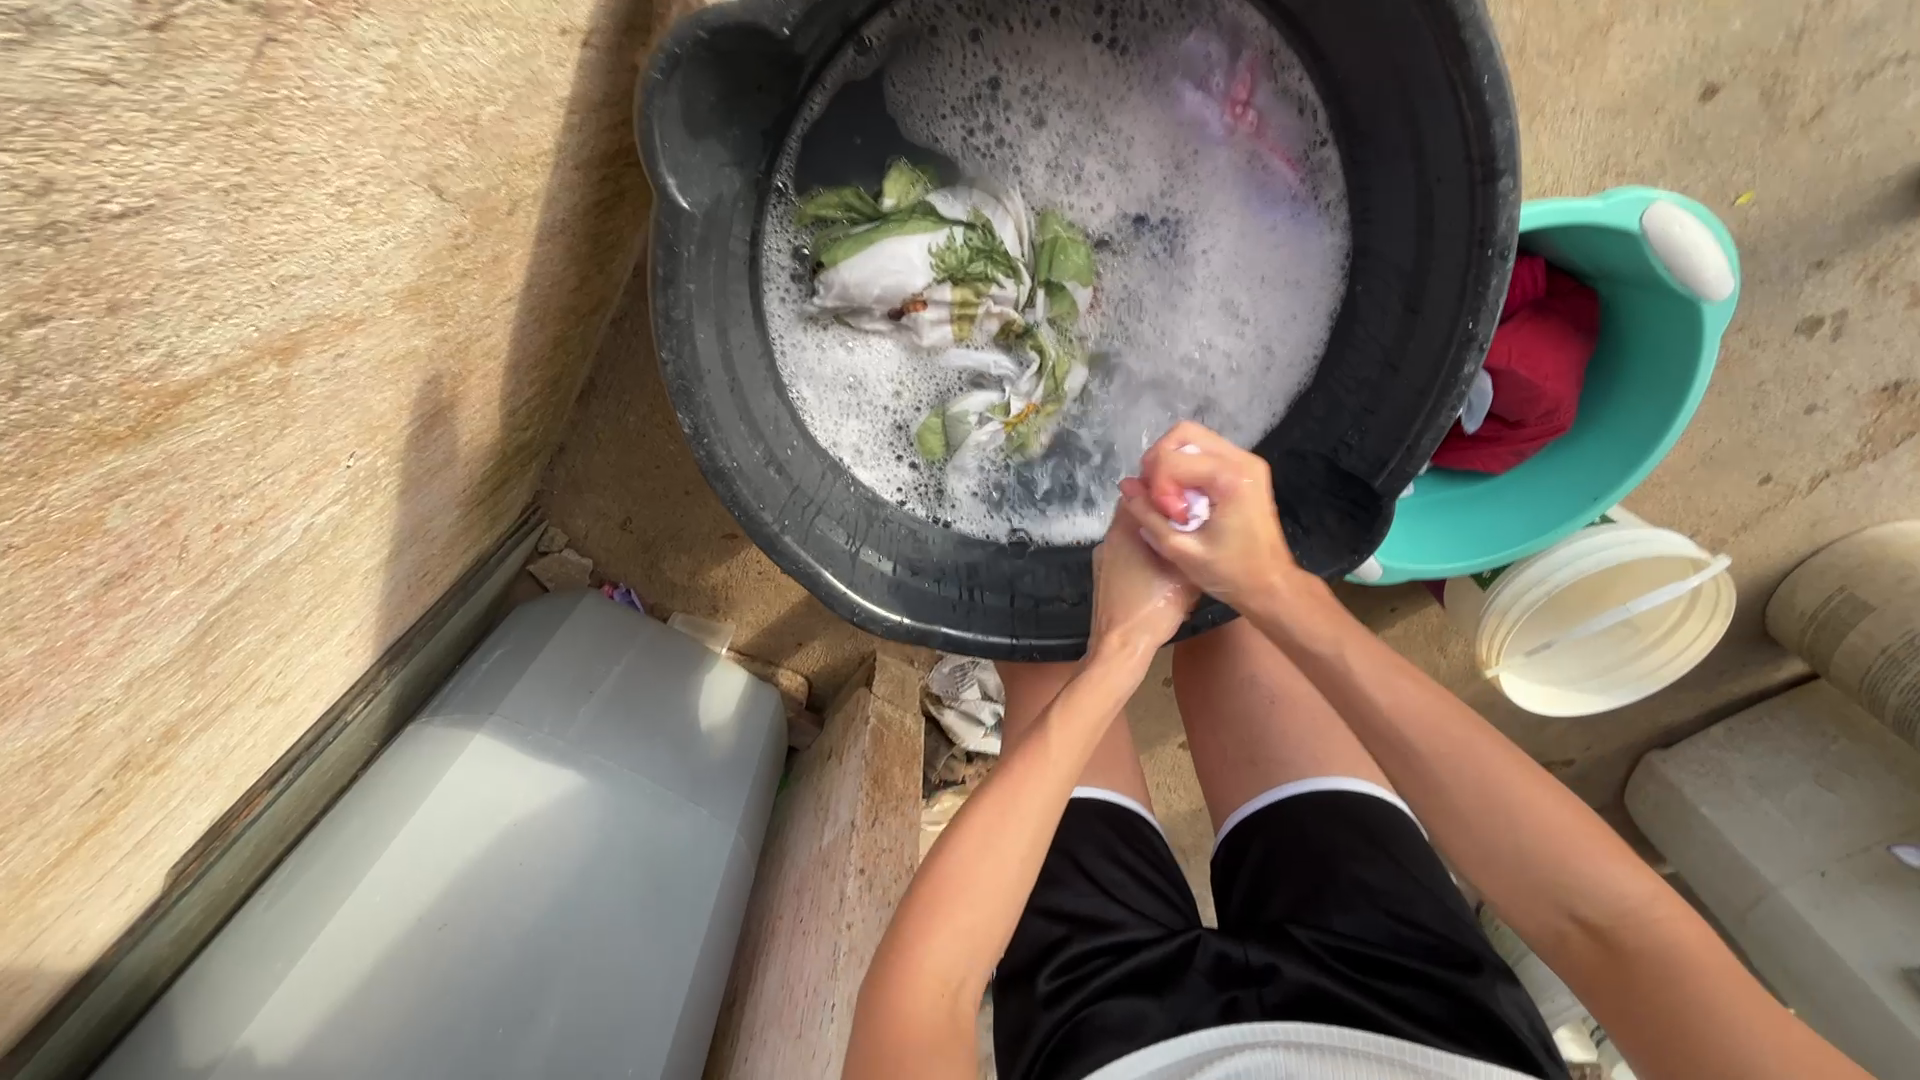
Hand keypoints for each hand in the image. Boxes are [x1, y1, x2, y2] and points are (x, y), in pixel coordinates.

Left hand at [1089, 507, 1199, 660]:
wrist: (1120, 647)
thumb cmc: (1152, 609)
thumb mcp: (1184, 575)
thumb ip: (1191, 546)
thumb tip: (1201, 529)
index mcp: (1123, 532)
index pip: (1140, 492)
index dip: (1163, 491)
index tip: (1185, 496)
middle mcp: (1108, 540)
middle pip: (1135, 514)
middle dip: (1160, 515)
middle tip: (1187, 521)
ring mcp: (1102, 559)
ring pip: (1130, 536)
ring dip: (1151, 536)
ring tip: (1179, 544)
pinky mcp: (1103, 577)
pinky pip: (1125, 554)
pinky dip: (1141, 554)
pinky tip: (1161, 569)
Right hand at [1117, 421, 1304, 606]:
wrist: (1270, 585)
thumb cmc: (1229, 573)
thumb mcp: (1179, 549)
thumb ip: (1148, 515)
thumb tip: (1126, 485)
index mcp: (1229, 477)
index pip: (1170, 458)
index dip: (1157, 488)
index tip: (1169, 517)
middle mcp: (1241, 459)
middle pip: (1182, 433)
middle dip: (1159, 463)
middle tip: (1156, 495)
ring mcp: (1246, 461)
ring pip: (1192, 438)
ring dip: (1171, 464)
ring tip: (1169, 497)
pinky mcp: (1245, 469)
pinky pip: (1205, 452)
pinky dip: (1186, 468)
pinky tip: (1185, 497)